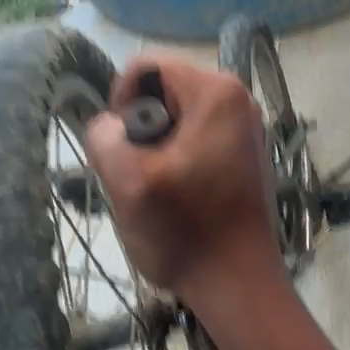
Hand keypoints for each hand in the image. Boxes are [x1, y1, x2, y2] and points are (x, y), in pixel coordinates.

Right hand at [83, 53, 282, 303]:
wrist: (238, 282)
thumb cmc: (186, 230)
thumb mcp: (127, 180)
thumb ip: (105, 136)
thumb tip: (111, 126)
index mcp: (217, 92)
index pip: (146, 67)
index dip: (120, 101)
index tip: (123, 148)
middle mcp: (238, 99)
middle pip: (163, 92)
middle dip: (141, 129)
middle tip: (139, 175)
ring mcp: (245, 128)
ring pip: (175, 119)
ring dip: (155, 150)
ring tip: (157, 191)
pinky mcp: (244, 154)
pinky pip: (195, 139)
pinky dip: (177, 161)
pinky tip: (178, 198)